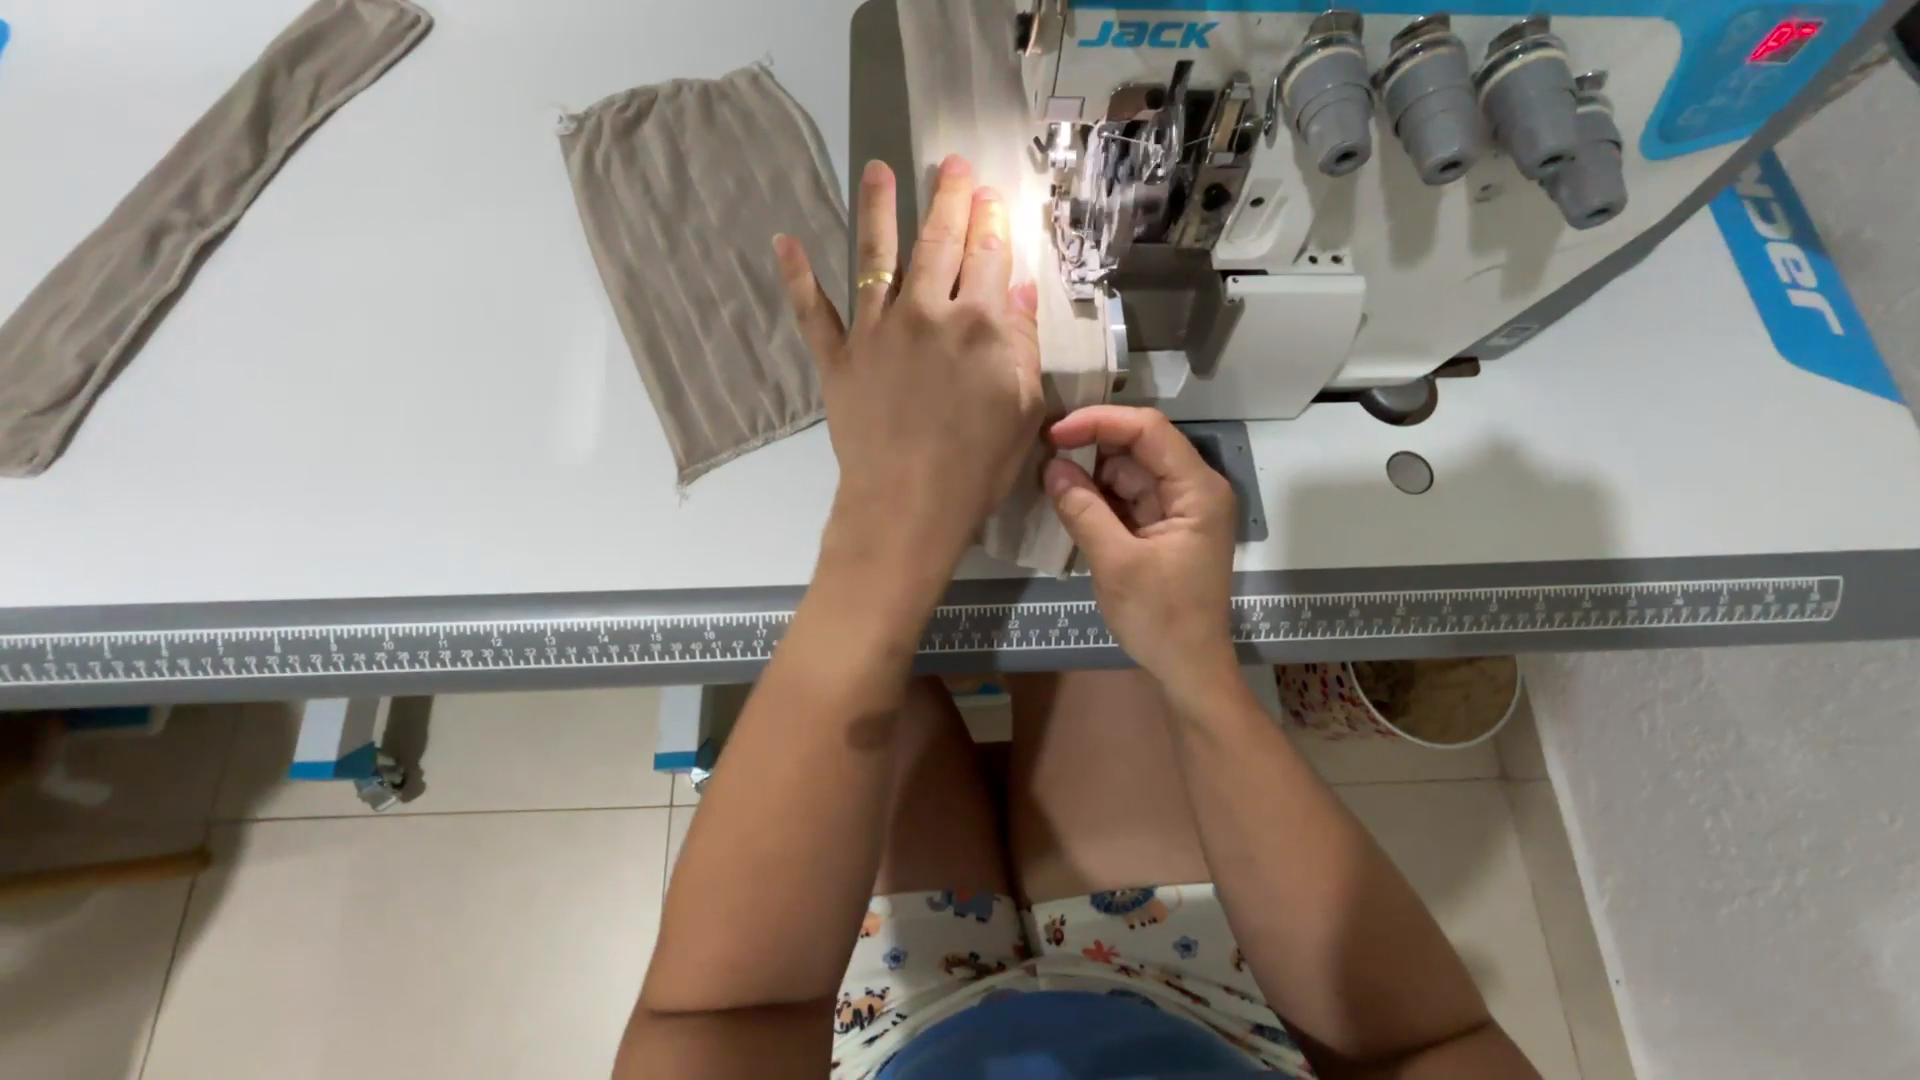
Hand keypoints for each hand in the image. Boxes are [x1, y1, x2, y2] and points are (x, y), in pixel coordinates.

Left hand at [775, 156, 1044, 578]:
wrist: (908, 506)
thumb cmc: (978, 467)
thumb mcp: (1023, 408)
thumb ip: (1021, 344)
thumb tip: (1018, 291)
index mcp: (981, 324)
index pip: (990, 256)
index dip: (992, 221)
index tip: (991, 195)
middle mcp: (926, 311)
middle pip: (939, 242)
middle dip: (949, 198)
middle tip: (951, 164)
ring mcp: (876, 332)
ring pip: (876, 257)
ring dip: (877, 209)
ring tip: (878, 169)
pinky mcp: (837, 358)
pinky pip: (813, 312)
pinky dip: (797, 277)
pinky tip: (784, 242)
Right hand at [1045, 406, 1239, 691]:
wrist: (1188, 669)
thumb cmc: (1161, 618)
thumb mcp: (1116, 563)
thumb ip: (1083, 510)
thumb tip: (1051, 467)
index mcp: (1197, 490)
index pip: (1149, 430)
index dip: (1100, 422)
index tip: (1054, 434)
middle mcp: (1194, 489)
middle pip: (1140, 446)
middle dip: (1091, 444)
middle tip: (1042, 451)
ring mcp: (1179, 508)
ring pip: (1130, 470)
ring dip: (1090, 471)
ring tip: (1047, 474)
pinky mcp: (1163, 527)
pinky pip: (1127, 497)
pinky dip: (1098, 495)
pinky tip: (1066, 497)